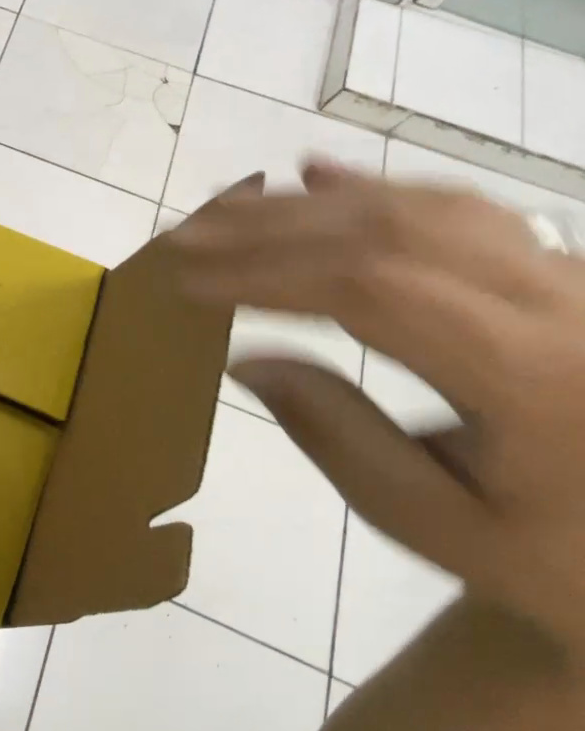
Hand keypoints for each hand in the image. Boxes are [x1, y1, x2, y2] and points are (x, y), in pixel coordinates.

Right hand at [164, 161, 584, 648]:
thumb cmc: (546, 553)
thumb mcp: (431, 518)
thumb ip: (338, 433)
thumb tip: (248, 359)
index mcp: (535, 377)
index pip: (374, 292)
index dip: (268, 276)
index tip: (186, 284)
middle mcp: (569, 306)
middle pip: (399, 232)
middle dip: (276, 227)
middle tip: (185, 234)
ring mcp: (578, 282)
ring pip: (433, 210)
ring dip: (316, 205)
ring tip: (227, 209)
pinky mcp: (570, 277)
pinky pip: (474, 213)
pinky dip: (386, 191)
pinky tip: (322, 178)